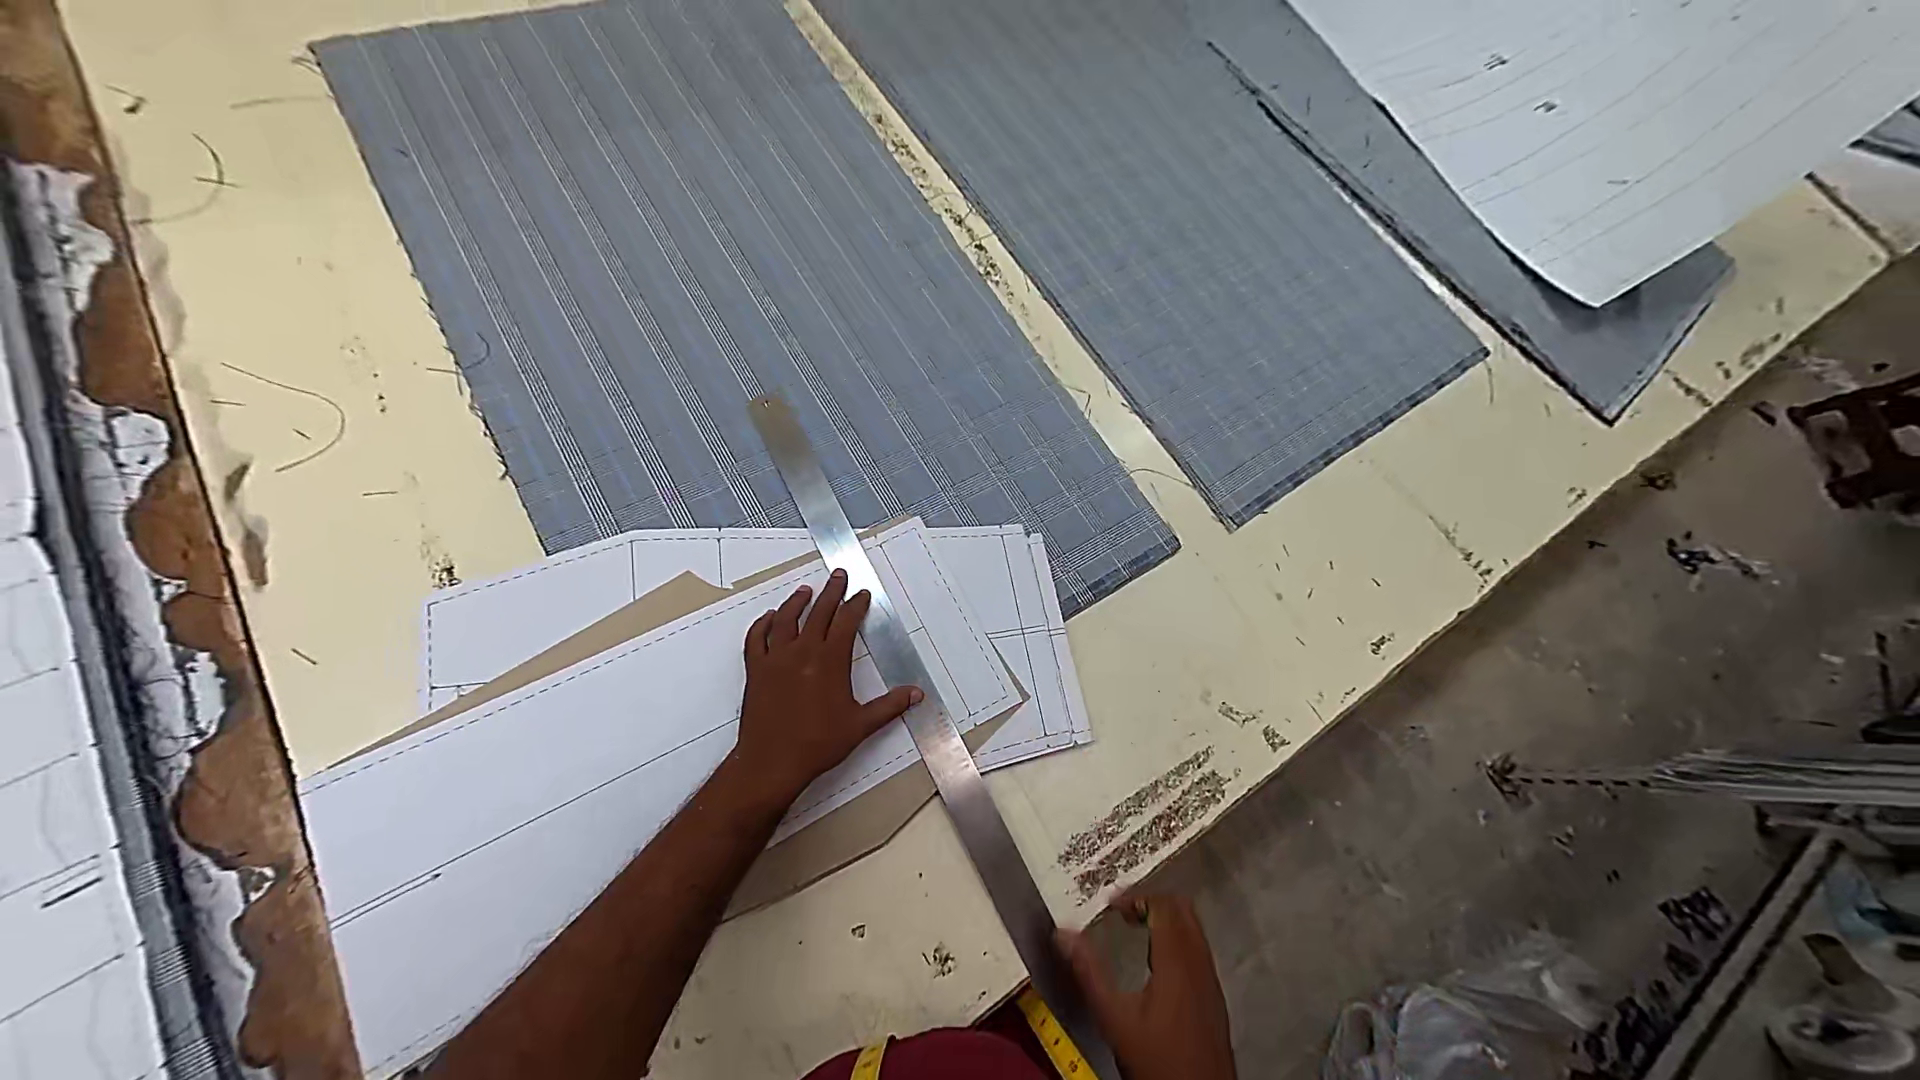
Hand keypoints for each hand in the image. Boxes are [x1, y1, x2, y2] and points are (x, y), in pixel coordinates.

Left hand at [732, 568, 922, 802]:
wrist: (772, 762)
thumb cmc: (815, 745)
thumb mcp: (860, 725)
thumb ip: (889, 706)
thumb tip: (914, 695)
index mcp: (829, 662)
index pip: (846, 622)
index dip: (856, 605)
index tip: (862, 595)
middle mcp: (802, 653)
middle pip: (818, 612)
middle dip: (831, 592)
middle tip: (838, 576)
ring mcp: (776, 660)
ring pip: (786, 619)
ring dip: (797, 602)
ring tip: (805, 591)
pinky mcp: (756, 671)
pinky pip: (756, 639)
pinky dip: (762, 624)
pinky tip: (768, 618)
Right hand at [1058, 895, 1235, 1079]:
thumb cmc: (1156, 1061)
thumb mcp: (1113, 1017)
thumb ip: (1088, 972)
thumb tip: (1062, 934)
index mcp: (1176, 961)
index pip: (1162, 906)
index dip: (1135, 897)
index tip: (1110, 904)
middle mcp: (1199, 965)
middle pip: (1183, 910)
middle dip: (1151, 901)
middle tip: (1124, 909)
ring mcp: (1211, 982)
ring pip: (1194, 929)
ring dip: (1166, 919)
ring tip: (1136, 929)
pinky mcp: (1215, 999)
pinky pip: (1199, 950)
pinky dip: (1177, 939)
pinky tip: (1157, 963)